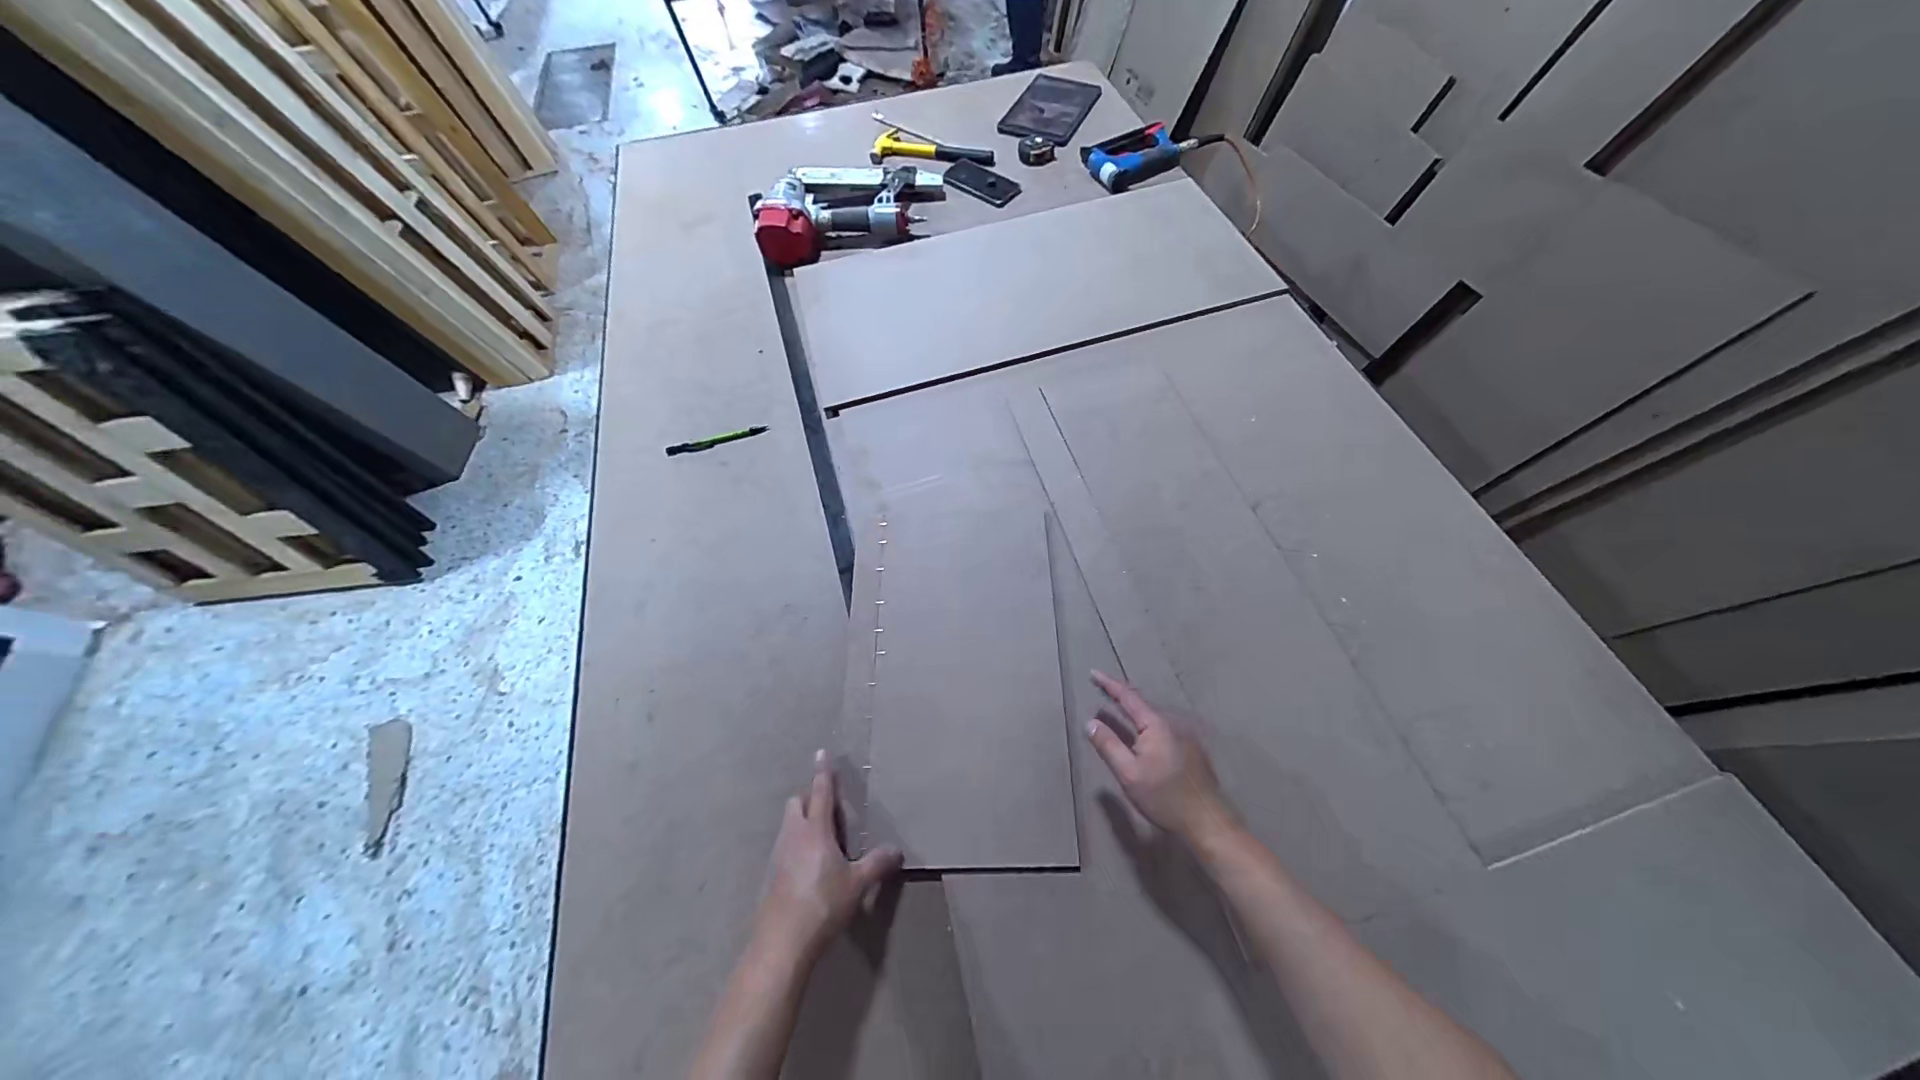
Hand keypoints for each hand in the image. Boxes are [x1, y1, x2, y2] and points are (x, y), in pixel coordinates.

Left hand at [752, 750, 902, 962]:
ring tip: (822, 837)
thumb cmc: (823, 904)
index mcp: (816, 830)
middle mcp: (794, 834)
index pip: (820, 792)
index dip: (823, 772)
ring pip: (788, 824)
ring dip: (801, 820)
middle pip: (797, 802)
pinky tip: (808, 865)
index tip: (820, 753)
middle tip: (828, 807)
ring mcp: (778, 854)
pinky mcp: (771, 873)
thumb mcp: (857, 884)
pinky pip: (784, 845)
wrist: (782, 941)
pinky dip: (795, 843)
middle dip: (809, 797)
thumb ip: (877, 864)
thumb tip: (897, 851)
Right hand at [1086, 671, 1235, 845]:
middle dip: (1120, 697)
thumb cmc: (1164, 797)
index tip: (1093, 673)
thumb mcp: (1128, 773)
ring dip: (1132, 713)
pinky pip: (1161, 729)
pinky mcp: (1190, 750)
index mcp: (1156, 724)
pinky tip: (1138, 736)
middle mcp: (1172, 724)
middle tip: (1100, 690)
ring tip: (1114, 712)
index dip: (1109, 684)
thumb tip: (1090, 722)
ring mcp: (1184, 736)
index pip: (1128, 697)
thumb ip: (1108, 745)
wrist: (1207, 820)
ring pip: (1152, 718)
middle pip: (1141, 705)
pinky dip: (1144, 726)